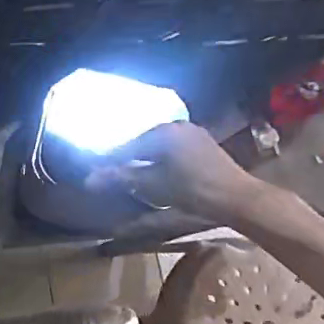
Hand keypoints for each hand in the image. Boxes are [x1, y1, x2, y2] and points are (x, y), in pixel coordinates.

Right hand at [85, 121, 313, 227]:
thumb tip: (88, 179)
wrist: (235, 198)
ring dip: (146, 160)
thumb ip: (120, 178)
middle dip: (128, 158)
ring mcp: (194, 134)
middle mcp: (178, 125)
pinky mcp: (205, 146)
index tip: (99, 172)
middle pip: (144, 142)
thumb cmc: (190, 189)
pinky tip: (158, 174)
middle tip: (115, 175)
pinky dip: (162, 160)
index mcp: (163, 130)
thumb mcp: (150, 184)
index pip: (128, 144)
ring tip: (134, 176)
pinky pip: (174, 150)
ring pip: (160, 146)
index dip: (112, 159)